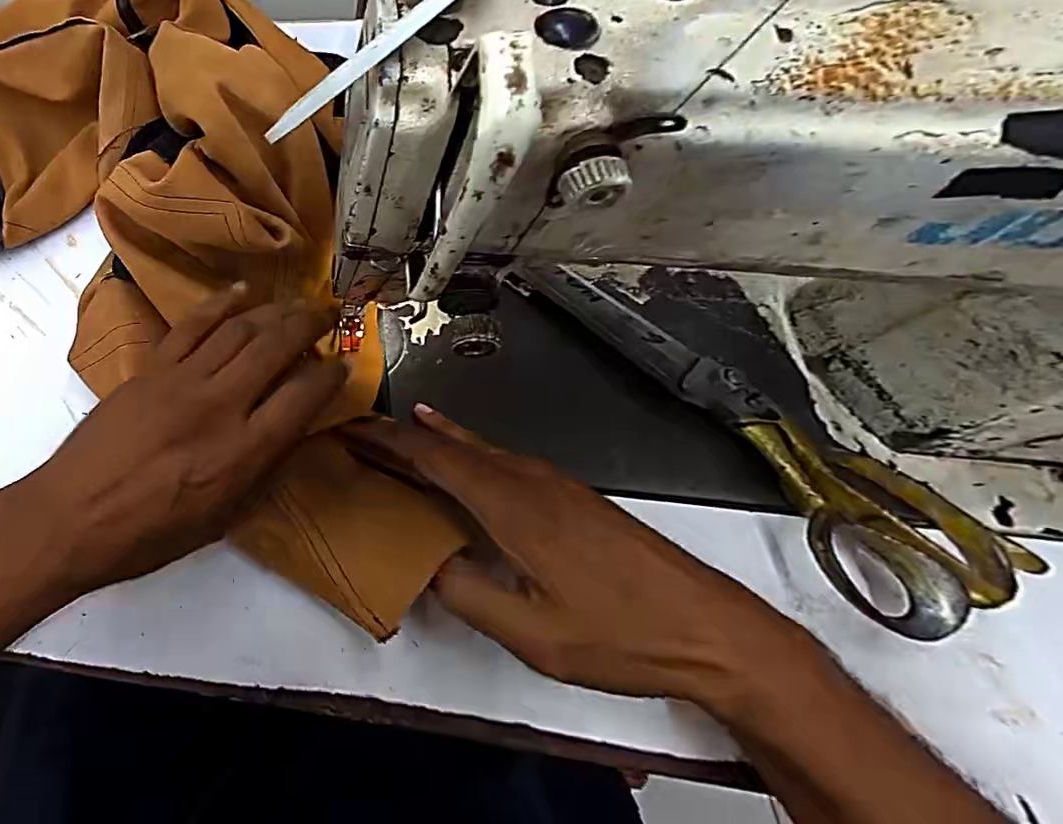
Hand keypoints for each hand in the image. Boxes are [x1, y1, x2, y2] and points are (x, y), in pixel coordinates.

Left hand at [21, 285, 347, 591]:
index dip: (331, 376)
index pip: (303, 398)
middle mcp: (218, 406)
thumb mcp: (221, 520)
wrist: (72, 516)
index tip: (342, 364)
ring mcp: (181, 381)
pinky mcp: (151, 369)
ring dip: (273, 310)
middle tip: (328, 314)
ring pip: (238, 329)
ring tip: (296, 302)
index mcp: (242, 453)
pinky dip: (220, 305)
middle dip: (310, 324)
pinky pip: (192, 326)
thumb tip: (296, 434)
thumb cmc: (148, 535)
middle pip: (276, 348)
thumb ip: (264, 474)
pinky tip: (242, 293)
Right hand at [339, 404, 820, 711]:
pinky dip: (462, 450)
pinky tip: (458, 451)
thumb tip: (421, 561)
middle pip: (449, 443)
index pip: (432, 457)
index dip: (385, 440)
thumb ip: (465, 593)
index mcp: (509, 503)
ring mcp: (552, 481)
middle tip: (359, 429)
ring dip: (430, 439)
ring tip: (394, 433)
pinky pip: (498, 458)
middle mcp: (526, 478)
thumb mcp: (531, 633)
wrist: (714, 628)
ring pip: (475, 447)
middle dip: (400, 433)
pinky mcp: (569, 493)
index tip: (348, 429)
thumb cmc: (619, 633)